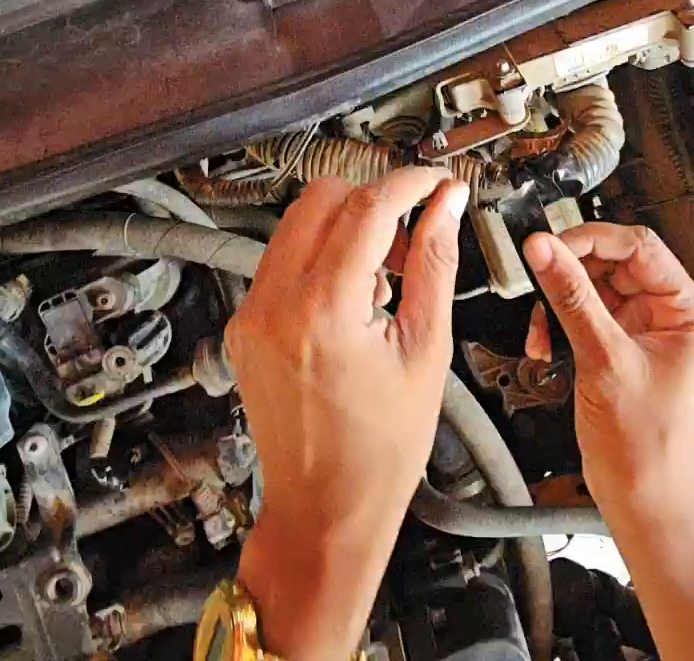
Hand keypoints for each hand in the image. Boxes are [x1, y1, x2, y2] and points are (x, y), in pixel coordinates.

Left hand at [229, 168, 468, 660]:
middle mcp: (275, 304)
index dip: (411, 184)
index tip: (437, 183)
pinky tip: (356, 295)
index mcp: (324, 311)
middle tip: (414, 232)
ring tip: (387, 273)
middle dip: (375, 199)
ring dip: (348, 225)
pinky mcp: (246, 325)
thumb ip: (435, 263)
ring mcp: (252, 314)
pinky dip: (323, 255)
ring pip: (298, 222)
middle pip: (323, 198)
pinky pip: (283, 259)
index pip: (369, 207)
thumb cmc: (380, 449)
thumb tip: (448, 206)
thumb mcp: (426, 349)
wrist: (325, 509)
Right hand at [522, 223, 693, 521]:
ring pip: (593, 286)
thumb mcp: (602, 359)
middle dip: (570, 274)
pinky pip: (585, 312)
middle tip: (537, 281)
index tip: (550, 246)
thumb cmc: (642, 443)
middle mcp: (669, 312)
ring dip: (559, 301)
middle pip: (613, 262)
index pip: (639, 247)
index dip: (592, 240)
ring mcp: (644, 328)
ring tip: (539, 331)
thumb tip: (542, 248)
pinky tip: (543, 344)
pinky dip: (559, 322)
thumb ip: (571, 298)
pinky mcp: (620, 344)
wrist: (641, 500)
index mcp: (686, 309)